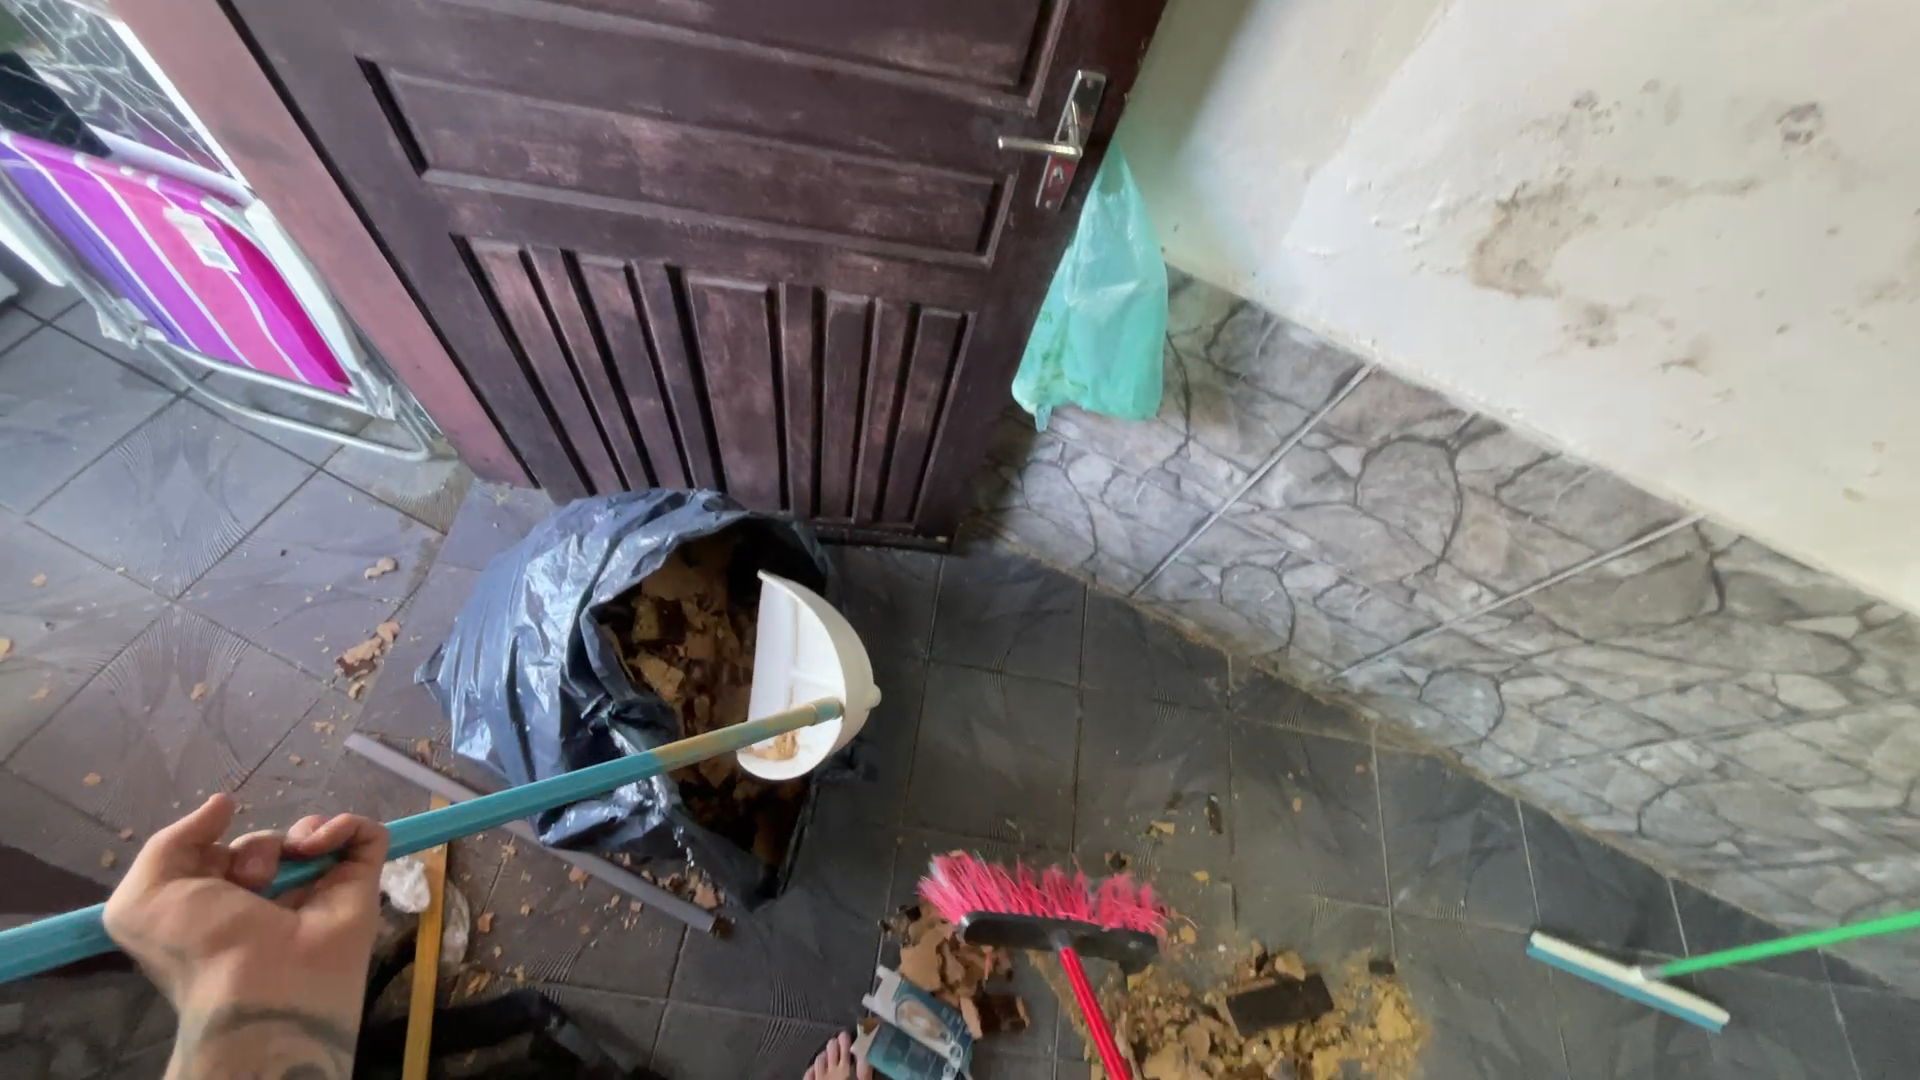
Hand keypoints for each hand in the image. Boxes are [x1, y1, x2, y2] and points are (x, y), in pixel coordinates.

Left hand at [104, 794, 387, 1077]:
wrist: (268, 974)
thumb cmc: (200, 942)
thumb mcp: (144, 899)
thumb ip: (171, 842)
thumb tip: (225, 802)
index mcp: (217, 904)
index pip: (221, 854)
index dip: (212, 848)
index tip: (208, 862)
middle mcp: (269, 894)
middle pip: (268, 840)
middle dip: (259, 847)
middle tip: (251, 882)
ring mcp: (320, 884)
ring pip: (314, 833)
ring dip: (302, 833)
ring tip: (298, 858)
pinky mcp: (363, 876)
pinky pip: (364, 833)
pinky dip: (345, 826)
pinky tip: (323, 844)